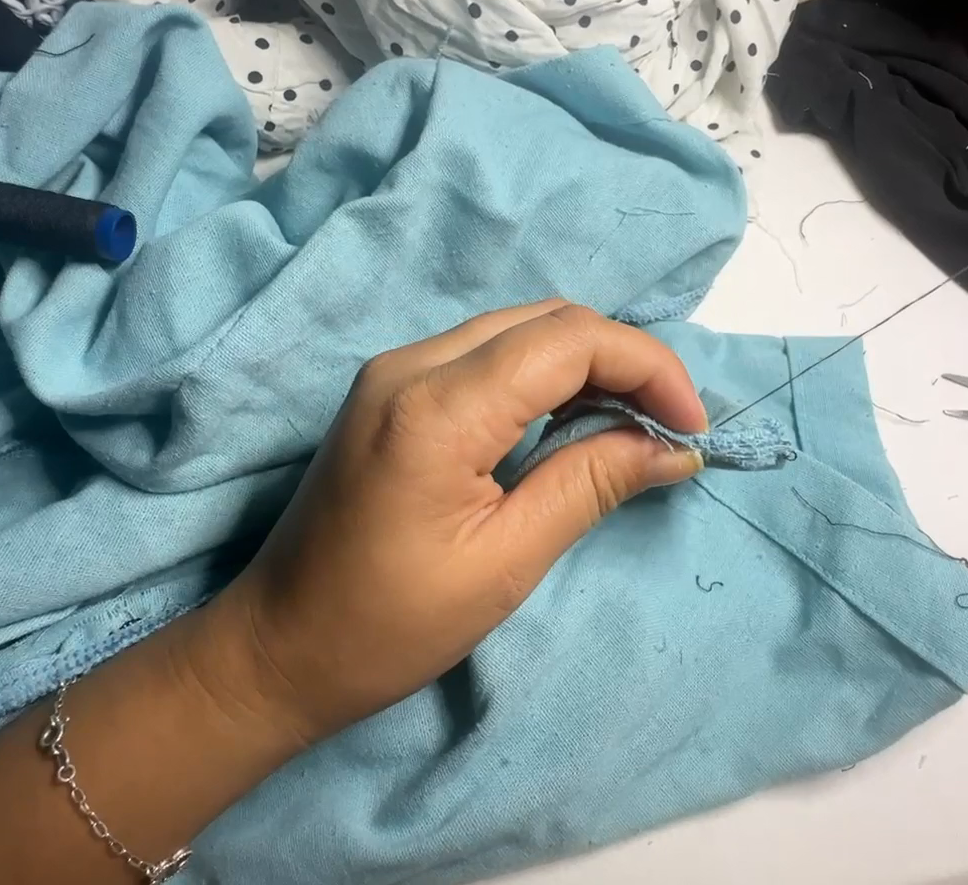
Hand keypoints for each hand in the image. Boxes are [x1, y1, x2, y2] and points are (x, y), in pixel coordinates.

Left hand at [181, 301, 706, 747]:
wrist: (276, 647)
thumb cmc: (388, 626)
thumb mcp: (506, 563)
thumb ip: (591, 484)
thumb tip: (673, 446)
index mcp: (437, 407)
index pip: (568, 340)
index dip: (647, 366)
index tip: (691, 425)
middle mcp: (411, 363)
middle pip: (548, 320)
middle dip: (623, 360)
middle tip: (666, 426)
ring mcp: (396, 369)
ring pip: (520, 330)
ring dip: (587, 365)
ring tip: (631, 426)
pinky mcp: (393, 387)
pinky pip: (489, 355)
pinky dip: (546, 377)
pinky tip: (571, 421)